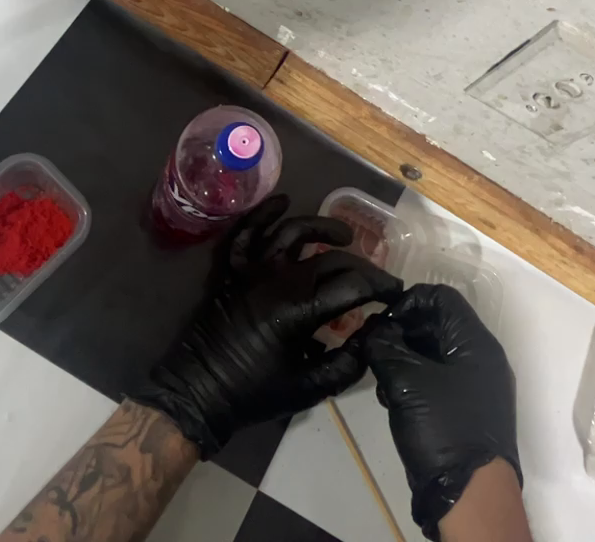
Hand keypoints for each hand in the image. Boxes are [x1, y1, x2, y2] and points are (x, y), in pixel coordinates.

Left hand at [135, 194, 402, 456]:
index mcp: (300, 310)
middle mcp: (279, 278)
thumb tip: (376, 333)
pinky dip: (265, 211)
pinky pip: (248, 229)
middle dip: (362, 266)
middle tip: (375, 279)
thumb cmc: (256, 393)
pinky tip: (284, 201)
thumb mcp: (311, 388)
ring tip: (344, 236)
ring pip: (294, 230)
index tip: (396, 294)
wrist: (199, 392)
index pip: (354, 284)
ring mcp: (253, 268)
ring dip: (323, 226)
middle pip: (331, 258)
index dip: (382, 287)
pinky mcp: (233, 267)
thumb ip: (349, 362)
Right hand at [354, 284, 520, 538]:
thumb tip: (371, 330)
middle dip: (402, 330)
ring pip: (436, 353)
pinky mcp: (468, 410)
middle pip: (438, 323)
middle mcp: (482, 358)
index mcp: (476, 342)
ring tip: (381, 375)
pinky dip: (415, 379)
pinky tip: (393, 397)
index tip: (381, 321)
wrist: (471, 498)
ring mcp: (478, 386)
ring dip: (405, 357)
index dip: (408, 301)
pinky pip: (440, 379)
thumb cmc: (443, 428)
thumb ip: (385, 346)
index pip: (441, 297)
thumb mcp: (406, 382)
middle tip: (373, 346)